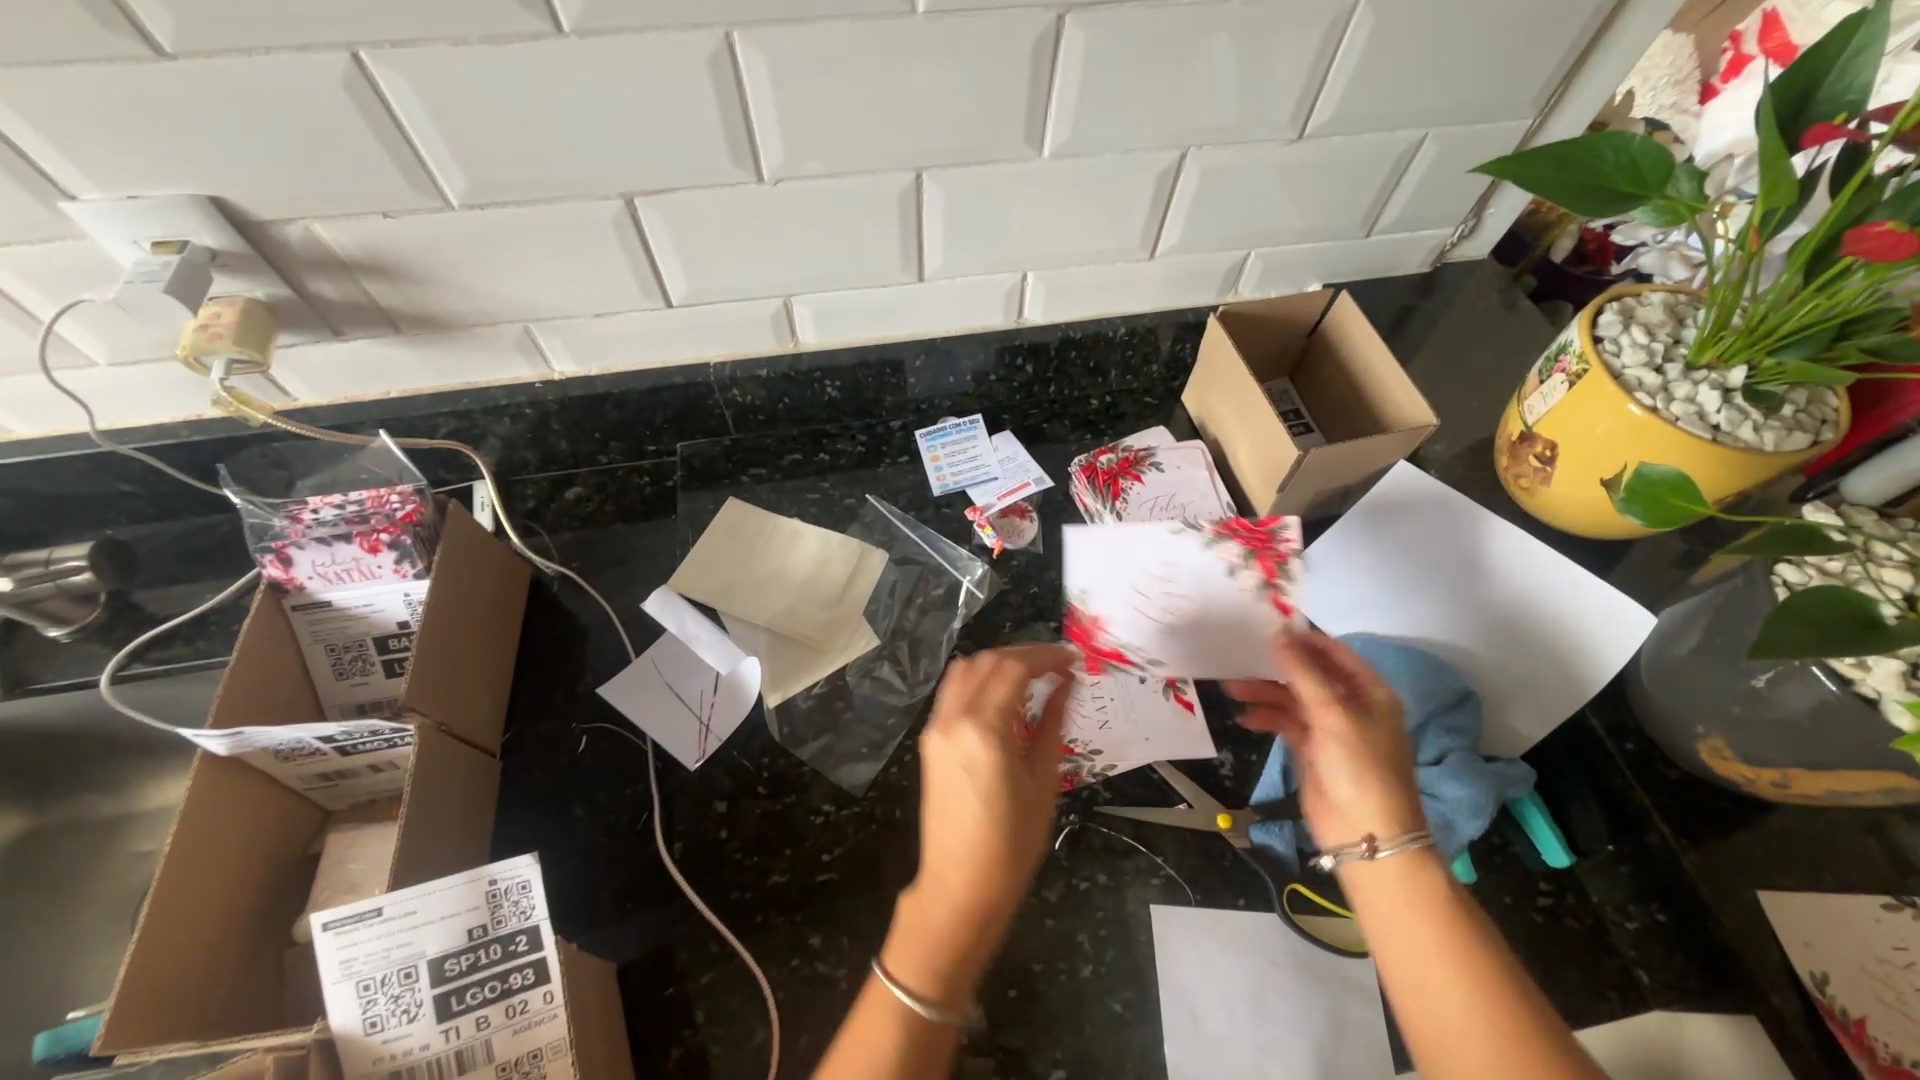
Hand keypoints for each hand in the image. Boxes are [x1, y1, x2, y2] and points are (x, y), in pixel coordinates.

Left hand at [886, 645, 1074, 1002]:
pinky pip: (953, 694)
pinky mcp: (929, 742)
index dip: (1046, 656)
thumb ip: (1051, 724)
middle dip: (1023, 655)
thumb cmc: (1011, 843)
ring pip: (964, 672)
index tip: (1073, 659)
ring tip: (1033, 676)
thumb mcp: (1042, 781)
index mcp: (984, 729)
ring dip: (997, 664)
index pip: (1014, 668)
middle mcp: (953, 719)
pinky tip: (1005, 698)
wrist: (960, 885)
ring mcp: (935, 729)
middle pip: (986, 662)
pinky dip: (979, 683)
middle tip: (1057, 665)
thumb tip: (1064, 686)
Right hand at [1224, 630, 1424, 851]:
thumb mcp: (1332, 713)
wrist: (1365, 832)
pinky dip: (1266, 717)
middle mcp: (1350, 704)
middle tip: (1238, 656)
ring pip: (1292, 699)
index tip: (1264, 625)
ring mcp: (1329, 728)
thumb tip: (1277, 632)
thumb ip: (1302, 672)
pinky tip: (1246, 718)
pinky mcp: (1311, 749)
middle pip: (1308, 674)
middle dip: (1274, 667)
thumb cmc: (1359, 766)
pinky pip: (1285, 722)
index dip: (1301, 638)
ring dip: (1264, 692)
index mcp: (1368, 690)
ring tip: (1231, 688)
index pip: (1332, 652)